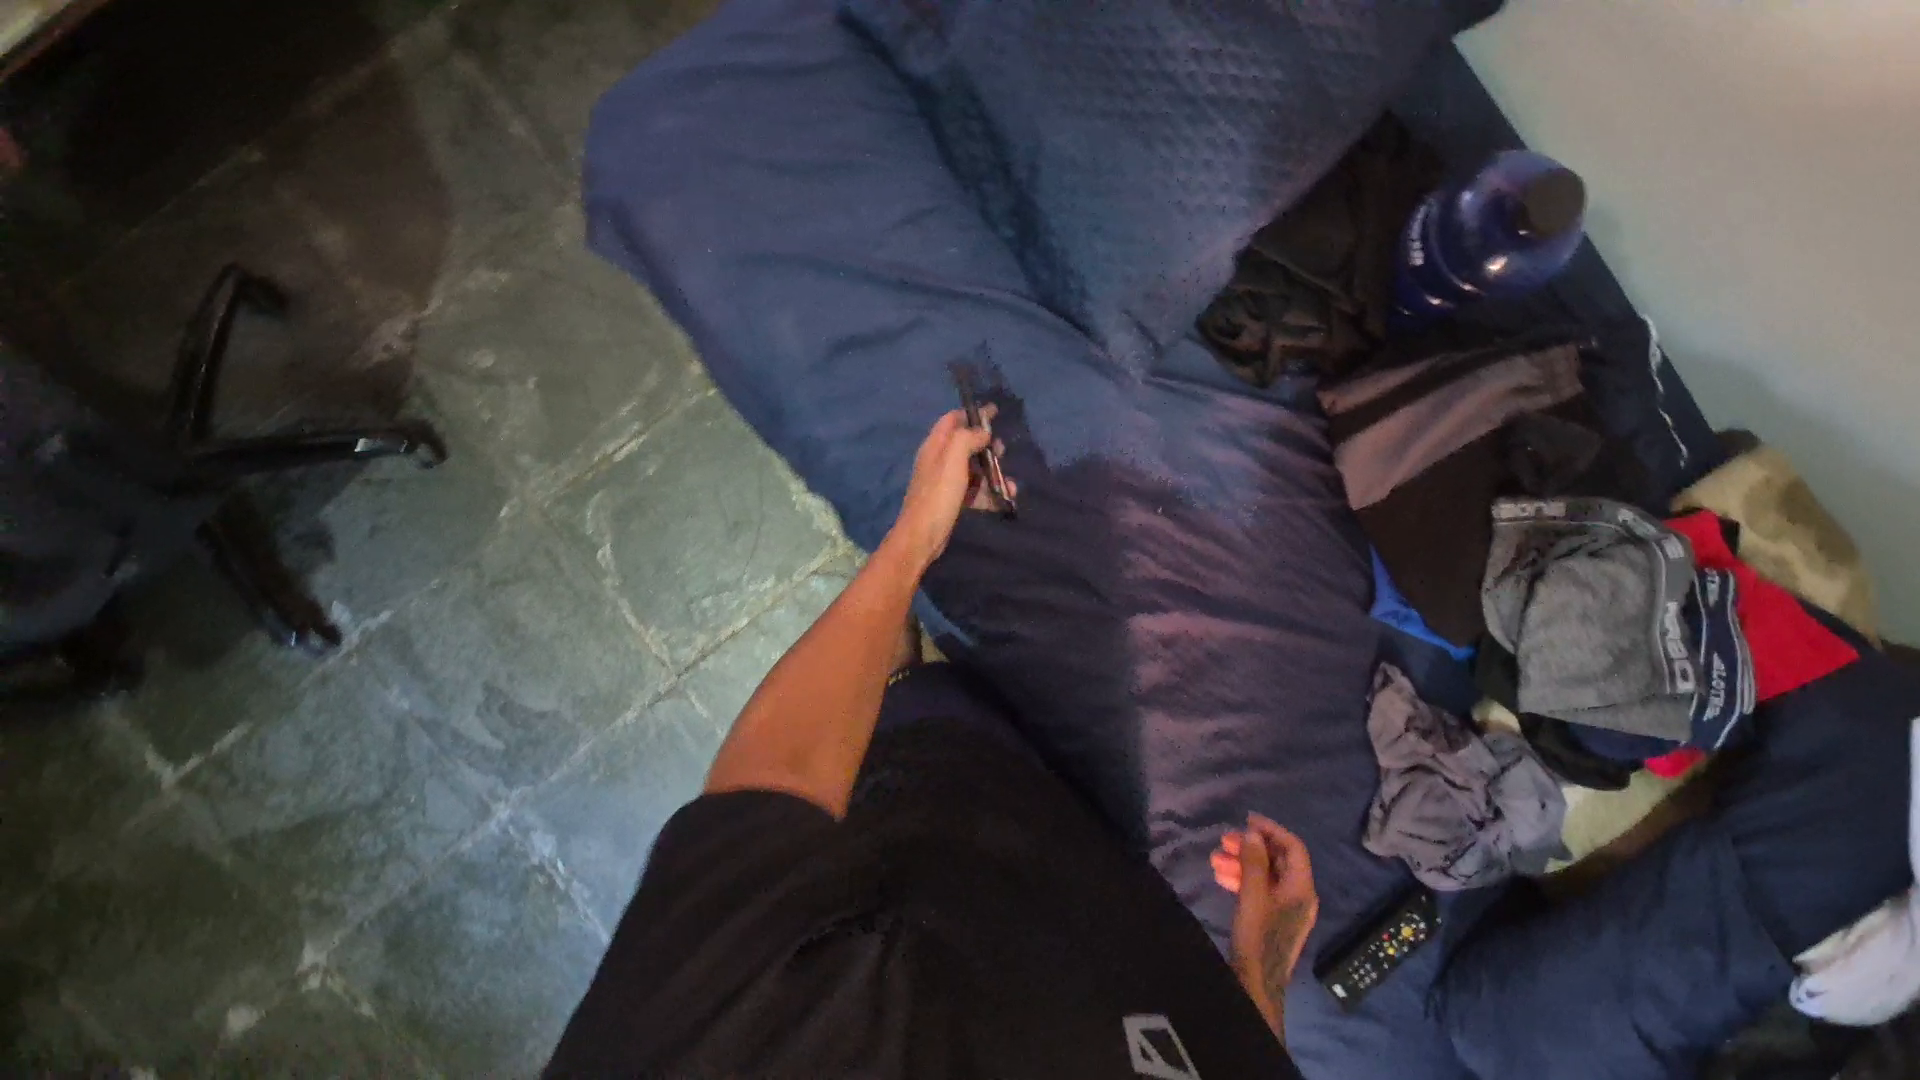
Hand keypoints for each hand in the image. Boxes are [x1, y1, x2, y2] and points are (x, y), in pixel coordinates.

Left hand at [884, 407, 1015, 571]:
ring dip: (993, 472)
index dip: (973, 414)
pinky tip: (1004, 498)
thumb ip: (967, 438)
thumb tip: (983, 432)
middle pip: (966, 443)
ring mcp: (946, 481)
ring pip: (974, 468)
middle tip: (1001, 451)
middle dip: (987, 446)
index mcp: (935, 445)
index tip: (995, 413)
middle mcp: (939, 460)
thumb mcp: (953, 459)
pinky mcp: (953, 500)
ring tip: (1009, 483)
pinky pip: (975, 490)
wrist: (923, 535)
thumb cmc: (938, 494)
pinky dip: (989, 491)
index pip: (952, 419)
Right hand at [1212, 814, 1318, 1041]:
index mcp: (1302, 889)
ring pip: (1265, 875)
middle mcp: (1299, 896)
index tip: (1246, 819)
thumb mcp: (1253, 895)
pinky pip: (1260, 890)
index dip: (1271, 830)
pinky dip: (1242, 880)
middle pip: (1278, 860)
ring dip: (1242, 863)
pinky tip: (1221, 878)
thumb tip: (1253, 833)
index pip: (1293, 848)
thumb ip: (1254, 862)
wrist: (1256, 983)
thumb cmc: (1257, 936)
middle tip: (1224, 840)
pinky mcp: (1272, 919)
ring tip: (1215, 859)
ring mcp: (1286, 909)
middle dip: (1251, 847)